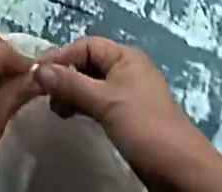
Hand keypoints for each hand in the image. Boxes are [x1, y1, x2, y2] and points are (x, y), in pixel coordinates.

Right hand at [34, 38, 221, 191]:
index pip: (85, 46)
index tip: (38, 74)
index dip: (61, 57)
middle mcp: (127, 70)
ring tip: (56, 108)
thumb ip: (70, 84)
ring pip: (92, 84)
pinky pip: (99, 102)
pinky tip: (72, 115)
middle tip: (45, 94)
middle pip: (87, 64)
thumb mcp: (104, 102)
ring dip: (72, 92)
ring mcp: (129, 95)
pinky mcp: (129, 117)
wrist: (184, 175)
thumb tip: (37, 70)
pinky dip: (83, 105)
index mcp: (125, 57)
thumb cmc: (145, 127)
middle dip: (65, 76)